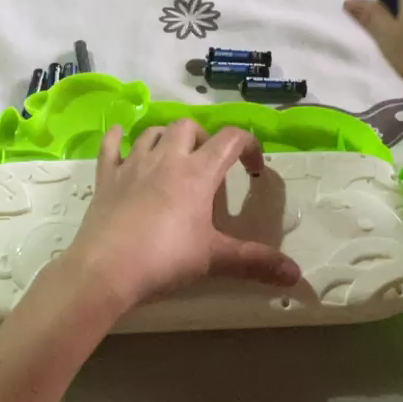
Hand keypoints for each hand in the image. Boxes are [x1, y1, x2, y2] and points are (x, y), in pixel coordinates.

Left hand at [59, 120, 301, 313]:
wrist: (106, 269)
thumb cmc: (166, 259)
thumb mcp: (214, 259)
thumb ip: (254, 261)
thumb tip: (296, 274)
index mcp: (197, 173)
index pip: (231, 139)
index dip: (248, 145)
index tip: (253, 168)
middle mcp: (166, 158)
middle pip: (188, 126)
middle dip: (203, 138)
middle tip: (209, 164)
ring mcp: (132, 164)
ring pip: (152, 131)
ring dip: (166, 137)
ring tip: (174, 157)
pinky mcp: (106, 176)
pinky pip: (110, 146)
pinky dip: (117, 139)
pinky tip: (120, 140)